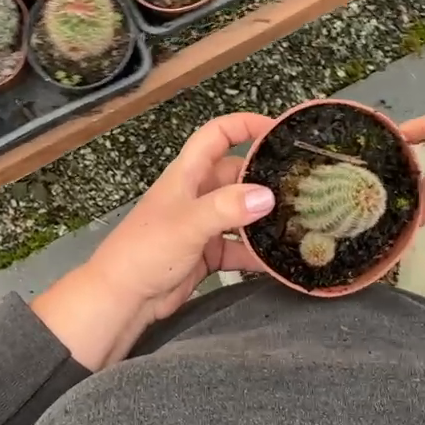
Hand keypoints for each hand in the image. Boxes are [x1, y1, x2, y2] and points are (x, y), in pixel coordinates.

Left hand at [31, 113, 276, 371]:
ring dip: (264, 218)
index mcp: (187, 175)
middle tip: (302, 186)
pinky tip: (280, 259)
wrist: (123, 298)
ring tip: (301, 221)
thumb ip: (227, 208)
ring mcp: (201, 225)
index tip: (277, 130)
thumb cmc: (145, 251)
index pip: (217, 135)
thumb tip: (267, 195)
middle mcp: (196, 195)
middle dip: (265, 178)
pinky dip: (257, 252)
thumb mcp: (188, 223)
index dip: (244, 125)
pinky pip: (238, 247)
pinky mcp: (206, 253)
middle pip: (236, 175)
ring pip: (241, 214)